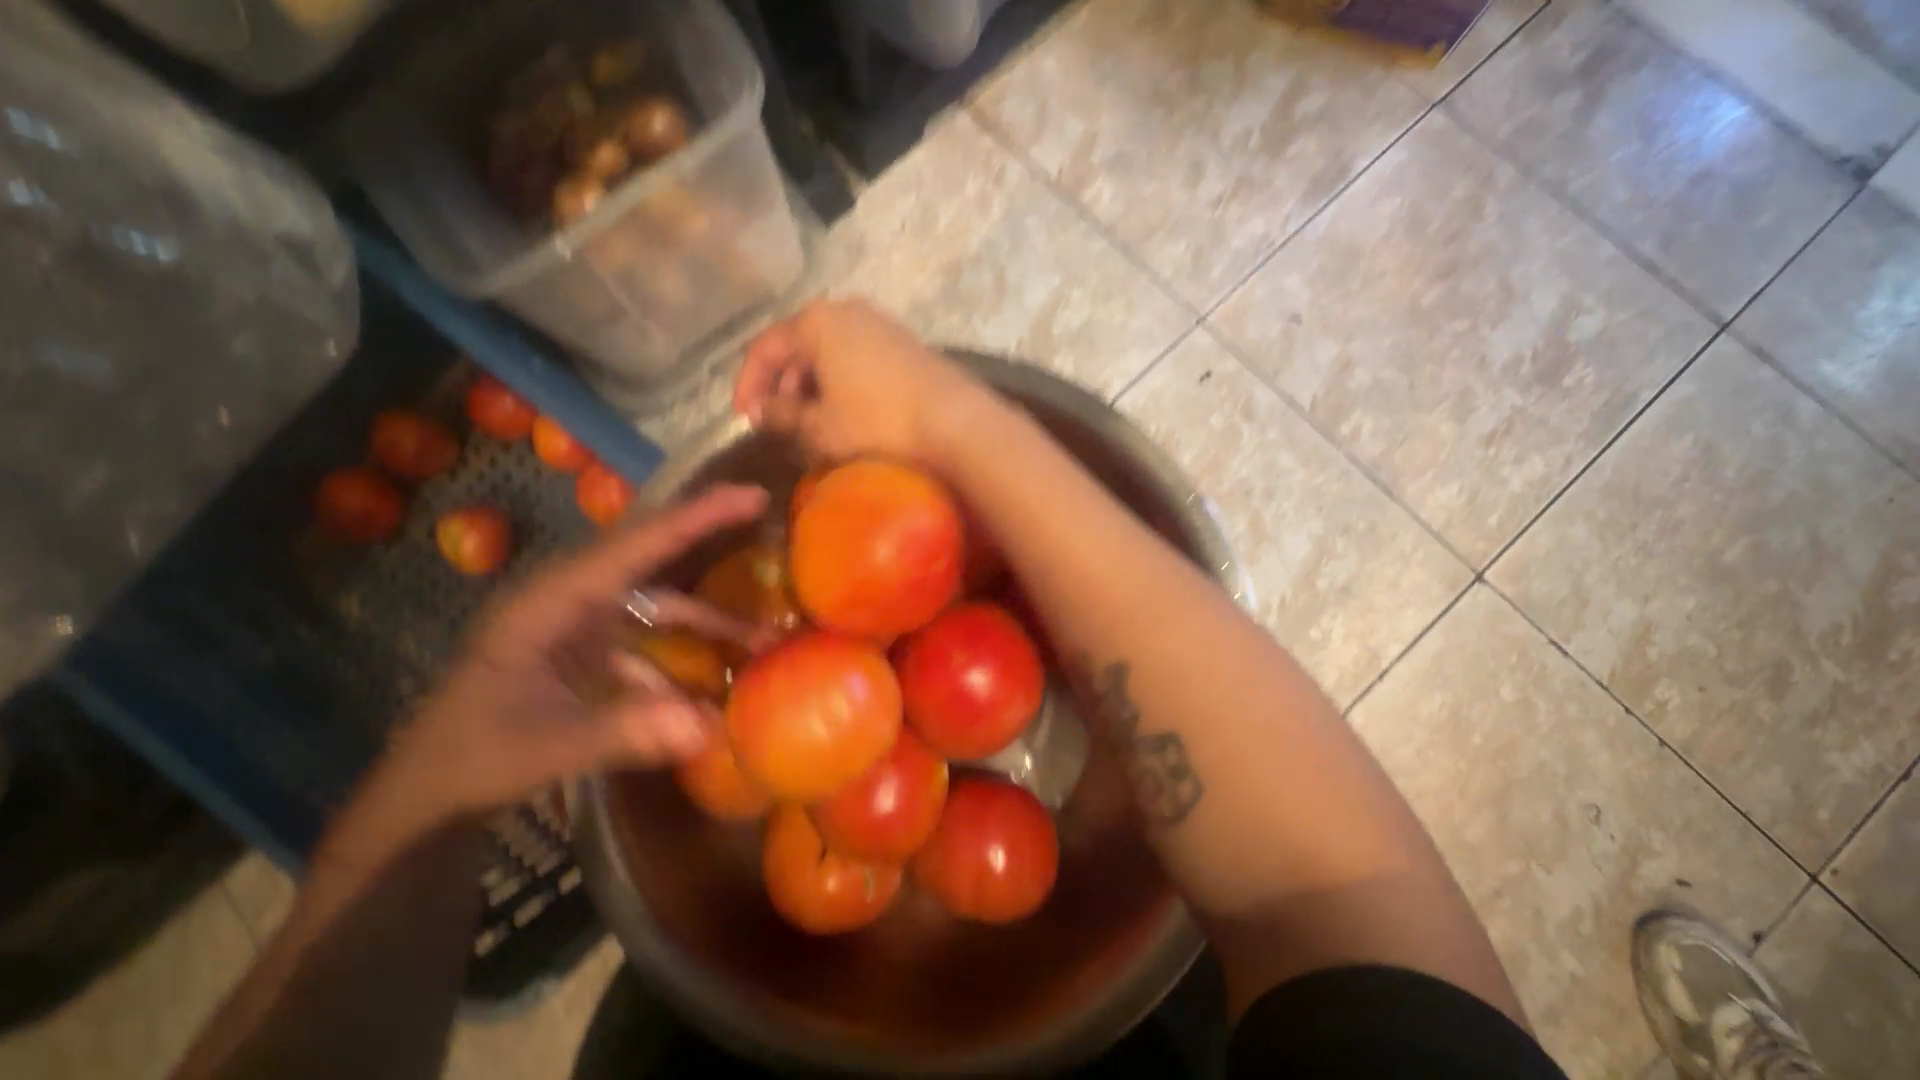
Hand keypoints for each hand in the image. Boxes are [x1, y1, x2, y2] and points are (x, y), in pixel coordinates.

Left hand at [335, 485, 768, 856]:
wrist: (427, 791)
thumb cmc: (472, 759)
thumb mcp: (546, 748)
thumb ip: (624, 732)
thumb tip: (709, 726)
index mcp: (551, 601)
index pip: (634, 547)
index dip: (694, 518)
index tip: (751, 495)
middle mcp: (568, 600)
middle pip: (649, 558)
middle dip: (708, 539)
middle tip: (765, 516)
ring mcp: (577, 627)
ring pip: (655, 604)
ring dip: (707, 617)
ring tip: (765, 634)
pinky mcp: (585, 654)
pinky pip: (648, 639)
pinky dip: (685, 653)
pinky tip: (718, 682)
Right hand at [734, 298, 984, 463]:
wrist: (956, 423)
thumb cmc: (877, 423)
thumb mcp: (819, 426)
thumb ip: (781, 415)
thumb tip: (761, 411)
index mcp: (817, 321)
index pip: (765, 347)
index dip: (747, 384)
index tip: (744, 418)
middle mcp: (848, 310)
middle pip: (799, 345)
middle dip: (783, 385)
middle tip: (777, 423)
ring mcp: (881, 324)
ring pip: (830, 353)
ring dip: (813, 387)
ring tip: (811, 425)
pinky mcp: (906, 344)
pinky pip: (858, 359)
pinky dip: (842, 384)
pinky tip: (846, 417)